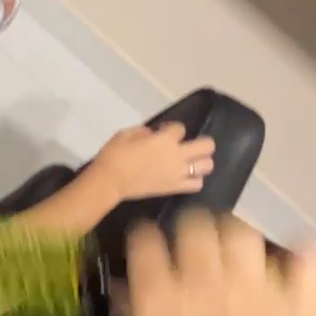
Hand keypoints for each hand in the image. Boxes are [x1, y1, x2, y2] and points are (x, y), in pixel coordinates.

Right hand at [94, 122, 215, 201]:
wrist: (108, 182)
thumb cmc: (113, 156)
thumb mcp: (124, 134)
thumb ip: (142, 131)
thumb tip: (151, 133)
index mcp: (165, 139)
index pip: (179, 128)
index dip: (171, 128)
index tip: (161, 131)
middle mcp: (178, 154)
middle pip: (207, 145)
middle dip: (200, 143)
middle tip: (186, 146)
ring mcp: (178, 172)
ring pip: (207, 165)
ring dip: (201, 162)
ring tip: (189, 163)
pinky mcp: (174, 187)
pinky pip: (196, 184)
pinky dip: (194, 180)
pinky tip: (185, 177)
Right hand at [122, 212, 315, 315]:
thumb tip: (124, 287)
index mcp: (159, 298)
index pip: (145, 242)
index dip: (143, 237)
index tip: (144, 244)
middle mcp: (205, 284)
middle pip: (195, 226)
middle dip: (189, 228)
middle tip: (190, 241)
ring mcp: (258, 290)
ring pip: (244, 234)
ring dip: (234, 233)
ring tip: (232, 246)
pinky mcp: (303, 302)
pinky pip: (309, 260)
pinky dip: (300, 253)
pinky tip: (289, 259)